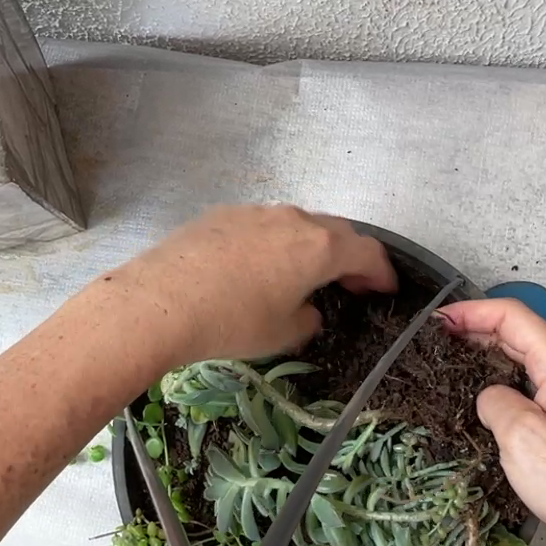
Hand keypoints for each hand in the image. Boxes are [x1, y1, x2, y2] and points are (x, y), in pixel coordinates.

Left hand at [100, 204, 397, 363]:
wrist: (159, 302)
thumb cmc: (232, 322)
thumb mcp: (283, 334)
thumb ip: (308, 319)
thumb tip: (307, 309)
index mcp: (319, 246)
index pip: (367, 252)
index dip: (382, 272)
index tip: (386, 289)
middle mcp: (292, 219)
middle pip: (336, 231)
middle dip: (350, 257)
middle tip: (352, 284)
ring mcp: (255, 211)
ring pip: (297, 225)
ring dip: (311, 247)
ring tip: (305, 275)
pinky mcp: (221, 215)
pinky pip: (262, 227)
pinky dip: (275, 245)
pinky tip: (257, 270)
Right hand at [438, 298, 545, 545]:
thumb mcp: (522, 437)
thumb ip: (494, 401)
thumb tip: (490, 396)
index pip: (512, 316)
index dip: (471, 311)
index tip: (435, 320)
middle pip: (518, 332)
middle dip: (475, 328)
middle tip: (433, 338)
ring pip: (523, 359)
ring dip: (486, 353)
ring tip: (448, 360)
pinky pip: (529, 386)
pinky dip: (500, 379)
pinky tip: (479, 396)